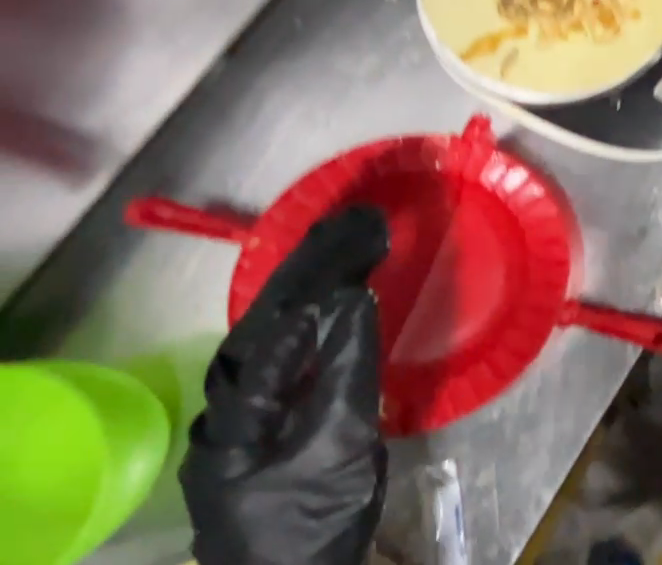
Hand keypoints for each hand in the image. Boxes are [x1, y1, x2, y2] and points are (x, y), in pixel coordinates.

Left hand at [182, 205, 389, 564]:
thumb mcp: (339, 442)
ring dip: (306, 286)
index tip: (360, 239)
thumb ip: (347, 369)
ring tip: (343, 245)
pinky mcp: (266, 422)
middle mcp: (227, 406)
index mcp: (237, 410)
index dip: (319, 277)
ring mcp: (242, 415)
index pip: (279, 325)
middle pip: (267, 321)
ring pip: (268, 334)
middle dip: (312, 269)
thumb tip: (353, 300)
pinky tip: (328, 300)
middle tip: (356, 225)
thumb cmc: (317, 511)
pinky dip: (306, 316)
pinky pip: (280, 353)